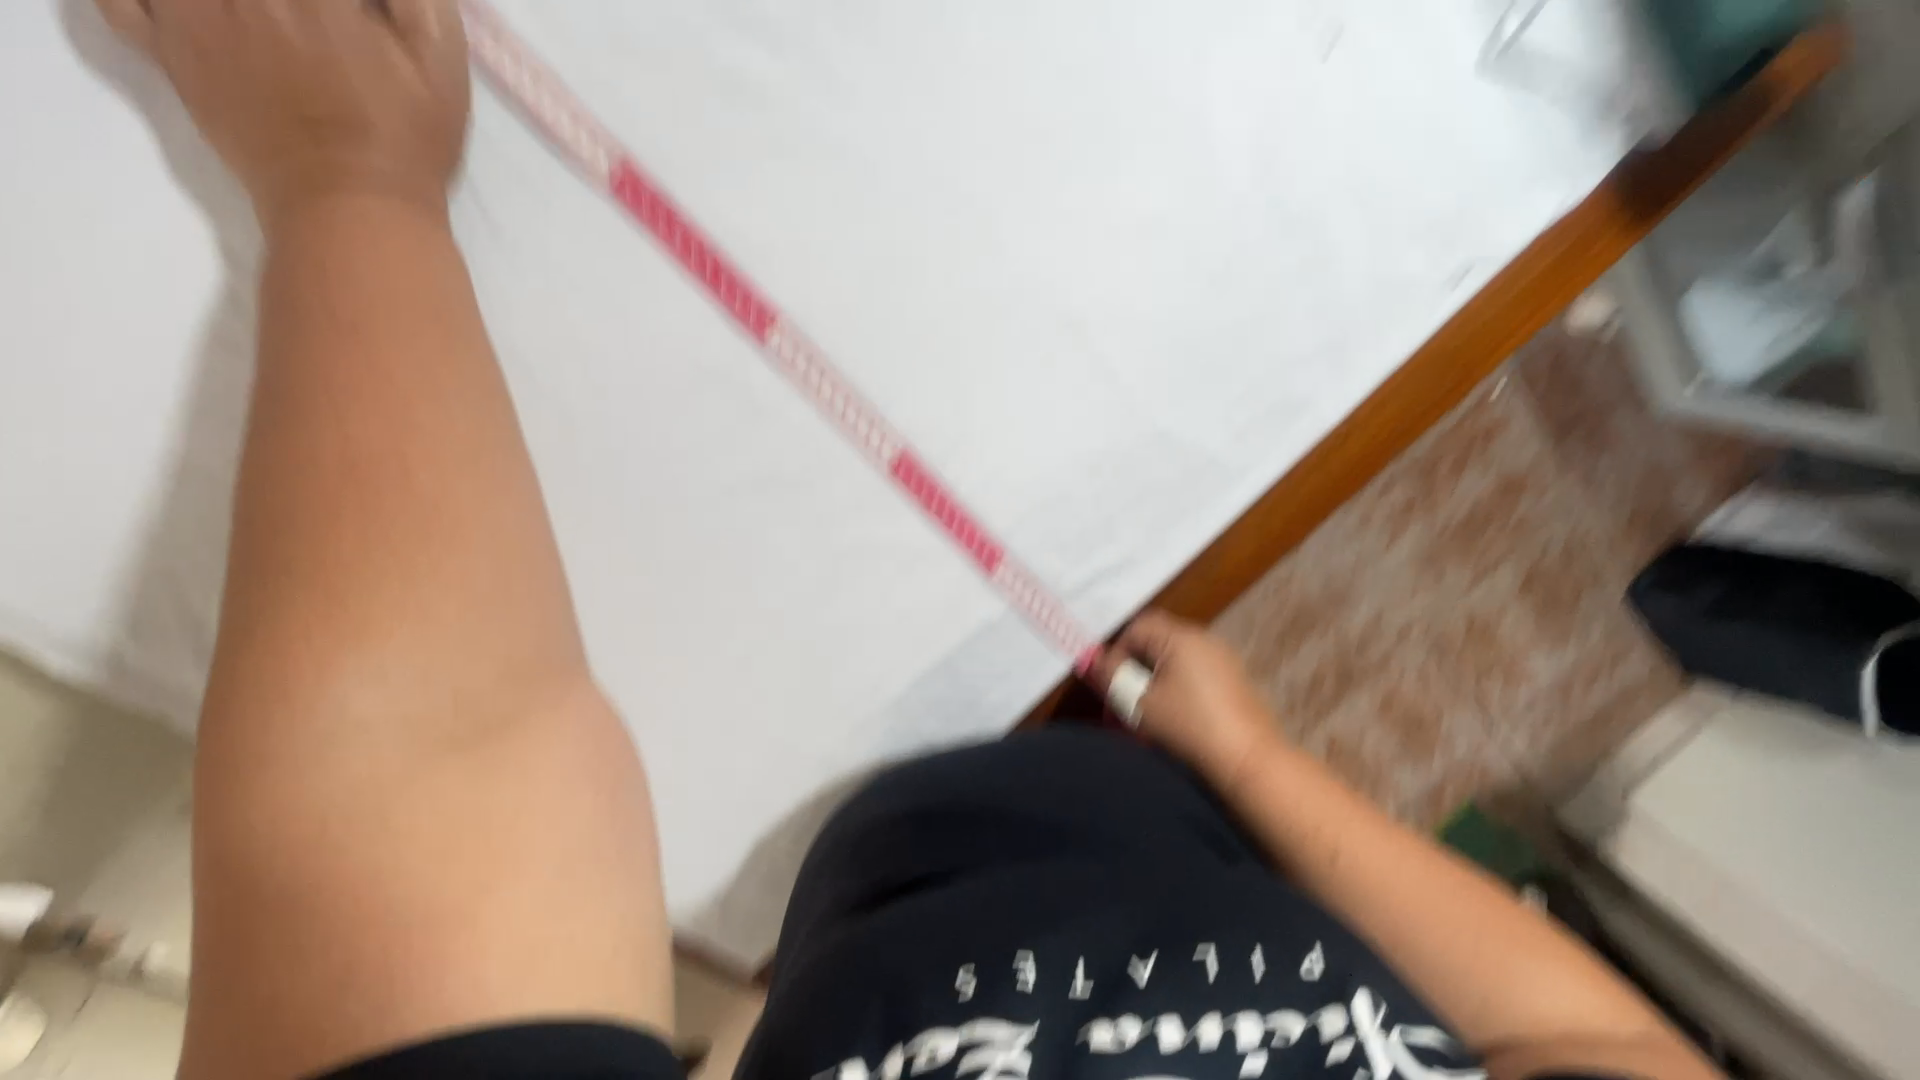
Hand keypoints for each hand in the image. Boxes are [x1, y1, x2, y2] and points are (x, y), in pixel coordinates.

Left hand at [96, 0, 471, 227]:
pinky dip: (140, 1)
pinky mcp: (170, 51)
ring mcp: (191, 12)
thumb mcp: (441, 62)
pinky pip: (121, 2)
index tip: (358, 16)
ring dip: (228, 5)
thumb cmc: (408, 138)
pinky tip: (184, 16)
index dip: (350, 4)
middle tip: (314, 23)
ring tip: (265, 22)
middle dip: (294, 5)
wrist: (355, 208)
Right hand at [1091, 611, 1282, 790]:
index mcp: (1181, 637)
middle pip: (1157, 640)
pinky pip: (1195, 672)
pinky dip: (1177, 687)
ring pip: (1176, 658)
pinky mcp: (1235, 680)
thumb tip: (1092, 660)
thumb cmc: (1188, 726)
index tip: (1112, 684)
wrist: (1248, 760)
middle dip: (1135, 667)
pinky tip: (1174, 717)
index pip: (1138, 627)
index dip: (1117, 652)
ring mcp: (1223, 658)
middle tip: (1125, 699)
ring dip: (1155, 678)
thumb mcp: (1140, 702)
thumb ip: (1111, 677)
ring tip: (1147, 712)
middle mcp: (1204, 639)